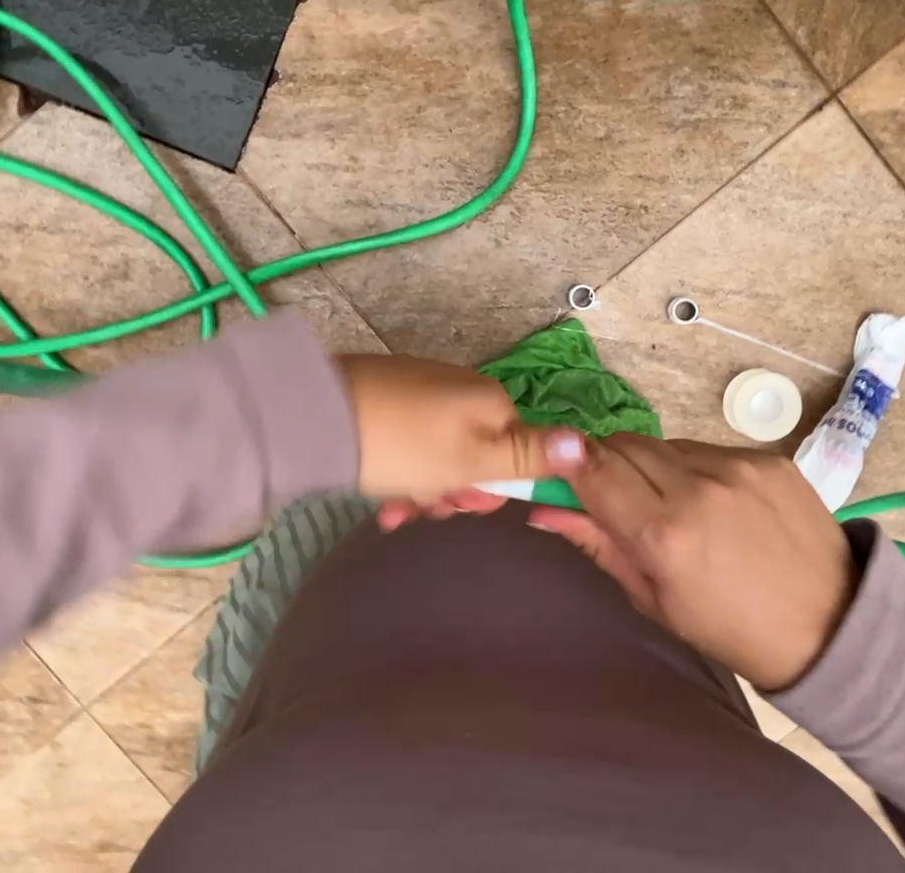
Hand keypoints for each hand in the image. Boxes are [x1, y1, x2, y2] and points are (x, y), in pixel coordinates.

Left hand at [335, 354, 584, 500]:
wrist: (318, 415)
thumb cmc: (405, 446)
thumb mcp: (473, 460)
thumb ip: (528, 456)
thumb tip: (587, 442)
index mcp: (489, 402)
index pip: (515, 452)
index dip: (493, 488)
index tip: (463, 507)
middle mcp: (460, 389)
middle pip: (475, 453)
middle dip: (453, 491)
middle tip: (424, 511)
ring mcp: (420, 390)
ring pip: (438, 453)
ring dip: (423, 490)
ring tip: (394, 514)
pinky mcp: (385, 397)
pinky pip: (408, 443)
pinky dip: (400, 473)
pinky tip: (380, 502)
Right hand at [530, 435, 857, 690]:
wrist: (832, 626)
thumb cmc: (730, 628)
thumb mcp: (653, 599)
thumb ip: (598, 544)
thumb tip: (543, 510)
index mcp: (664, 534)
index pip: (592, 468)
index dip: (568, 463)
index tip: (559, 469)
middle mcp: (697, 487)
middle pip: (622, 445)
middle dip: (607, 464)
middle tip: (620, 498)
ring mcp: (737, 466)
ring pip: (662, 444)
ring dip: (652, 466)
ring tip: (677, 505)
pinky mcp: (768, 457)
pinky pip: (706, 448)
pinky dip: (695, 468)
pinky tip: (717, 502)